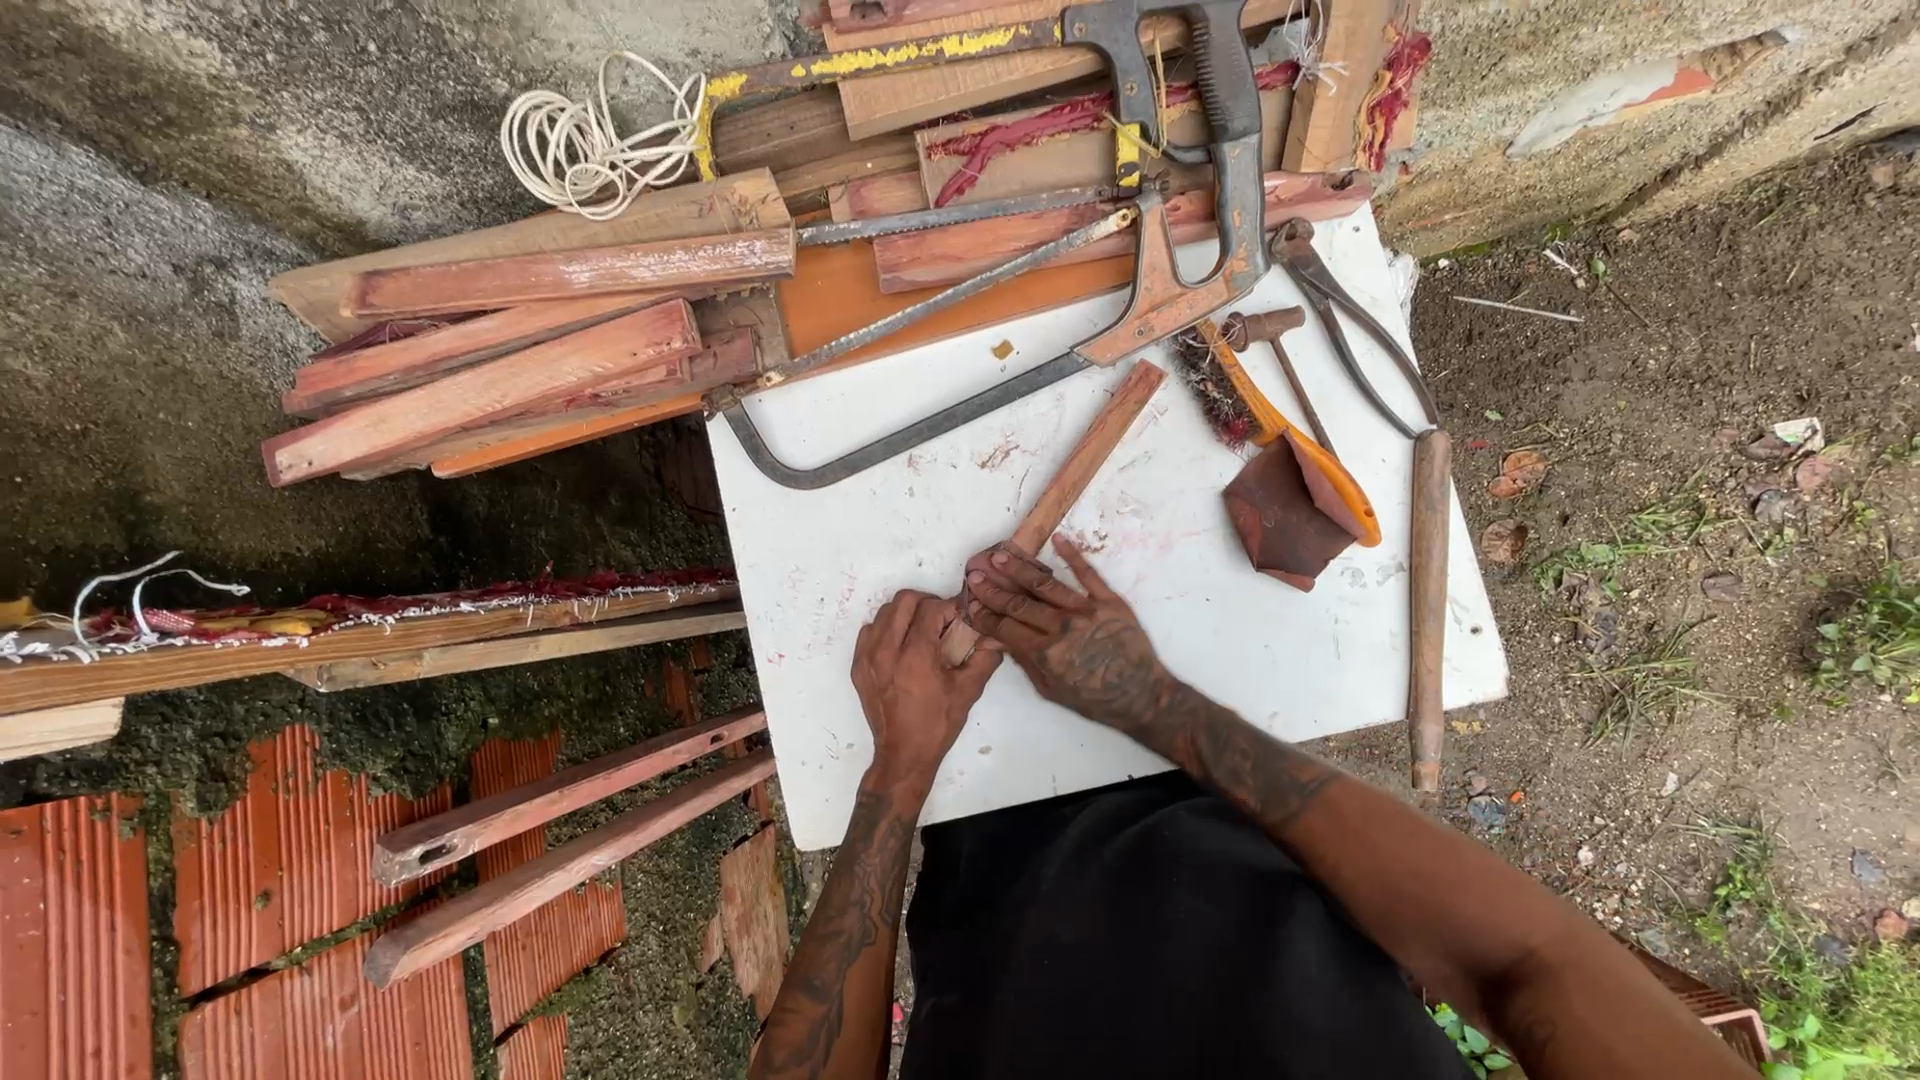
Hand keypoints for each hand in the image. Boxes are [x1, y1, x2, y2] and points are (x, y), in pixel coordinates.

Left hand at [852, 589, 1001, 794]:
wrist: (904, 754)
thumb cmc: (938, 724)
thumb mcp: (968, 691)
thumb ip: (985, 657)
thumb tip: (996, 635)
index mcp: (915, 656)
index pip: (932, 609)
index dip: (951, 606)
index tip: (961, 615)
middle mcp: (887, 651)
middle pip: (904, 600)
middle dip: (927, 602)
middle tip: (942, 618)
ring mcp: (867, 658)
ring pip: (884, 612)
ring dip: (906, 614)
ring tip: (922, 630)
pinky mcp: (858, 666)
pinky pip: (869, 631)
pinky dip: (886, 629)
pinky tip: (901, 644)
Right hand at [960, 535, 1176, 743]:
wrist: (1142, 695)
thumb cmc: (1094, 698)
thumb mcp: (1051, 688)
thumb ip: (1023, 661)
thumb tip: (994, 640)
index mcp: (1046, 653)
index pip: (1006, 628)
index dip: (985, 615)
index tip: (970, 603)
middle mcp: (1062, 627)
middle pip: (1019, 604)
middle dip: (994, 590)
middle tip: (976, 575)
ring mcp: (1086, 611)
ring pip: (1046, 584)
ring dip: (1020, 569)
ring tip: (1001, 556)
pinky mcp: (1109, 601)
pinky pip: (1088, 574)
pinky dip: (1073, 555)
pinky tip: (1057, 539)